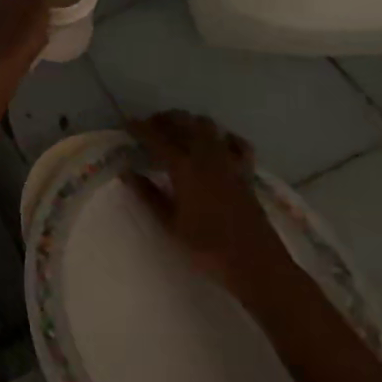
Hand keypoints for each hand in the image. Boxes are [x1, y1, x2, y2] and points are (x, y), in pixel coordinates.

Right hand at [124, 111, 285, 289]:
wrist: (254, 261)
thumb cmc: (206, 246)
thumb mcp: (170, 224)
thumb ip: (147, 195)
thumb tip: (127, 172)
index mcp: (183, 166)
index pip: (156, 137)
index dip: (140, 128)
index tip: (127, 124)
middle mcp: (205, 153)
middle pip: (182, 122)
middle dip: (163, 119)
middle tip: (149, 127)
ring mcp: (228, 158)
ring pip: (206, 125)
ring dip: (189, 122)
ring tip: (177, 131)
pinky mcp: (245, 168)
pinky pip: (234, 141)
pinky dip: (222, 137)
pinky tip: (217, 144)